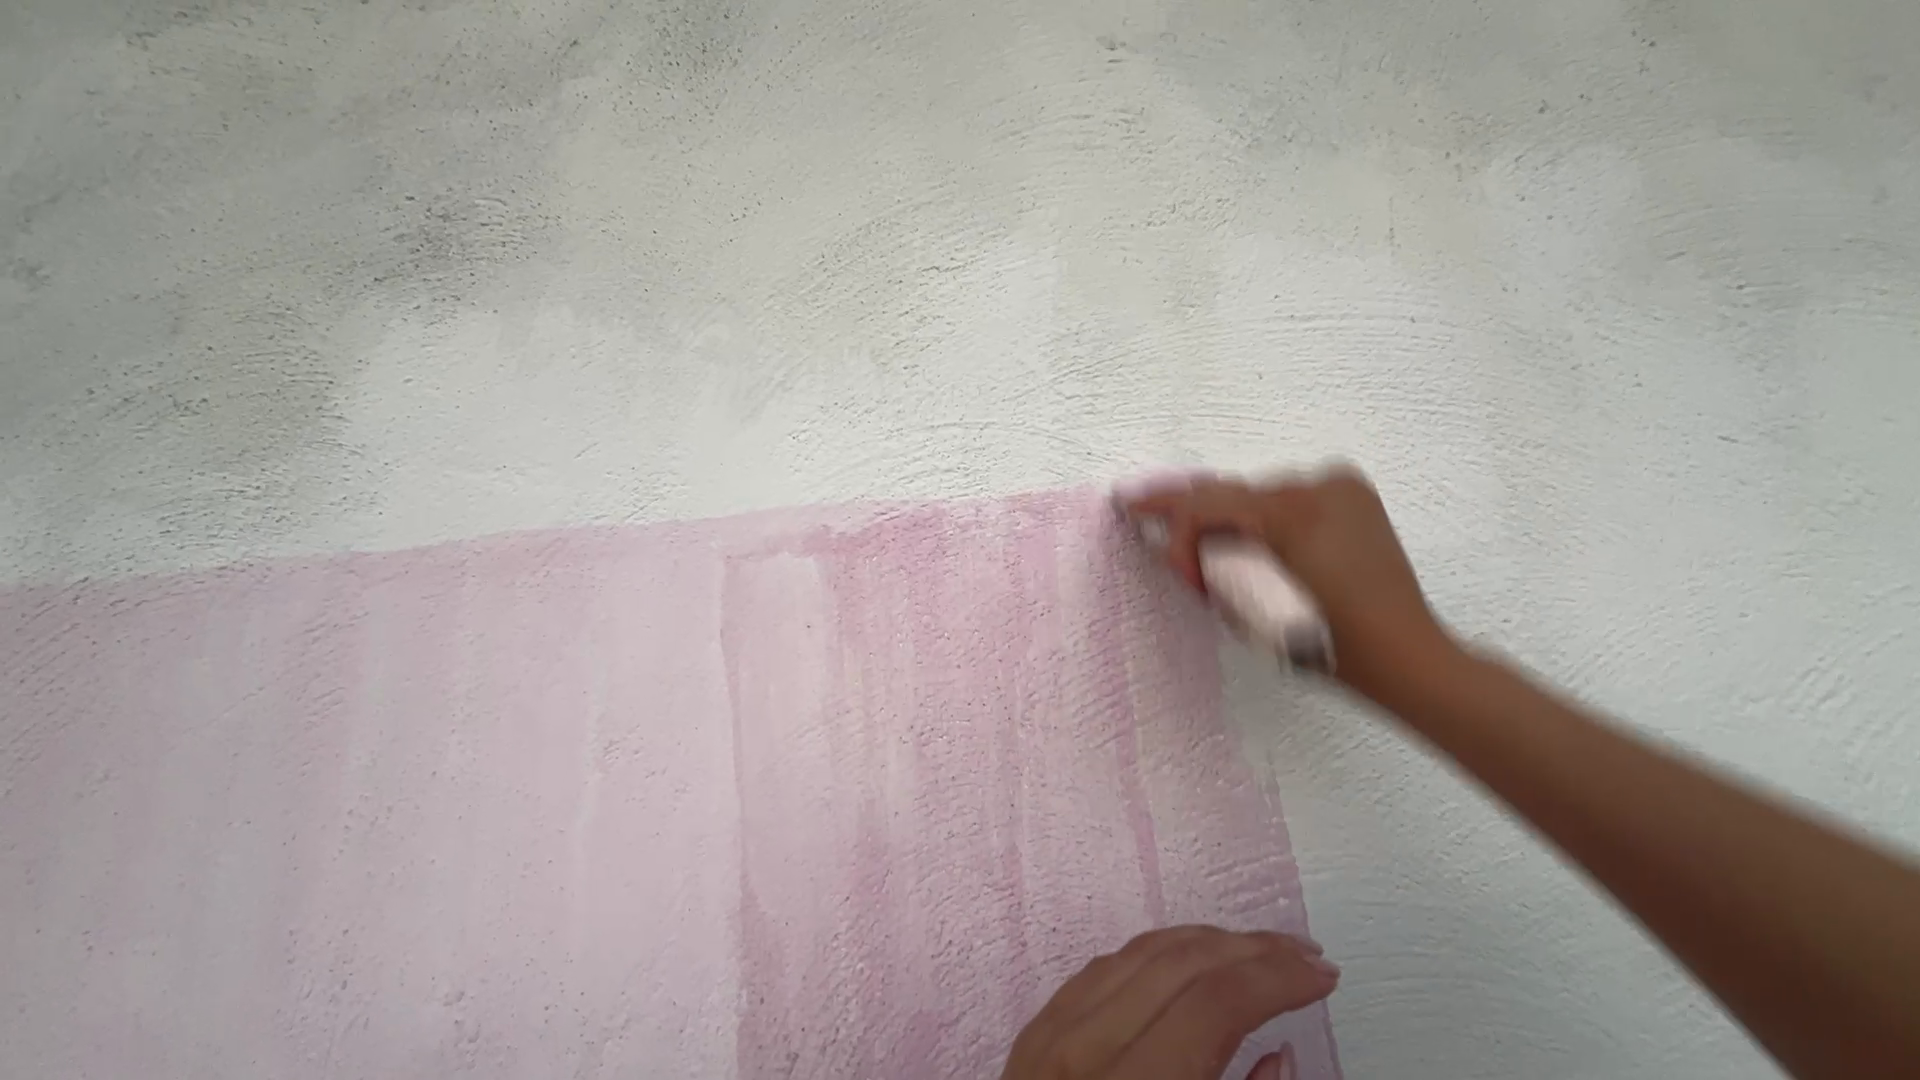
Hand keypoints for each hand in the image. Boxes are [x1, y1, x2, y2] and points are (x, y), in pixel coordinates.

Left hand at [1001, 926, 1336, 1079]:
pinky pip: (1106, 965)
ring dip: (1209, 940)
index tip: (1324, 974)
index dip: (1276, 980)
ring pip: (1141, 952)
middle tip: (1306, 954)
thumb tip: (1278, 1053)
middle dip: (1252, 949)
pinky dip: (1157, 950)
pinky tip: (1190, 954)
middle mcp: (1086, 1048)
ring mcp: (1052, 1030)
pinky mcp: (1036, 1027)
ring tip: (1261, 948)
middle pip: (1180, 966)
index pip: (1213, 1005)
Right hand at [1122, 463, 1450, 702]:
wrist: (1405, 654)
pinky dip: (1266, 518)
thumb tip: (1172, 543)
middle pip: (1233, 495)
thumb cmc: (1324, 645)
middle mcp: (1318, 486)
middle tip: (1148, 514)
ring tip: (1219, 556)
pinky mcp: (1352, 495)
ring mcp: (1339, 486)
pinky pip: (1289, 499)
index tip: (1132, 513)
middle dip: (1195, 517)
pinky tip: (1260, 544)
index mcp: (1293, 515)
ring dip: (1233, 521)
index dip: (1168, 518)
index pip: (1209, 503)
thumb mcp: (1251, 609)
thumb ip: (1209, 566)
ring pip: (1259, 497)